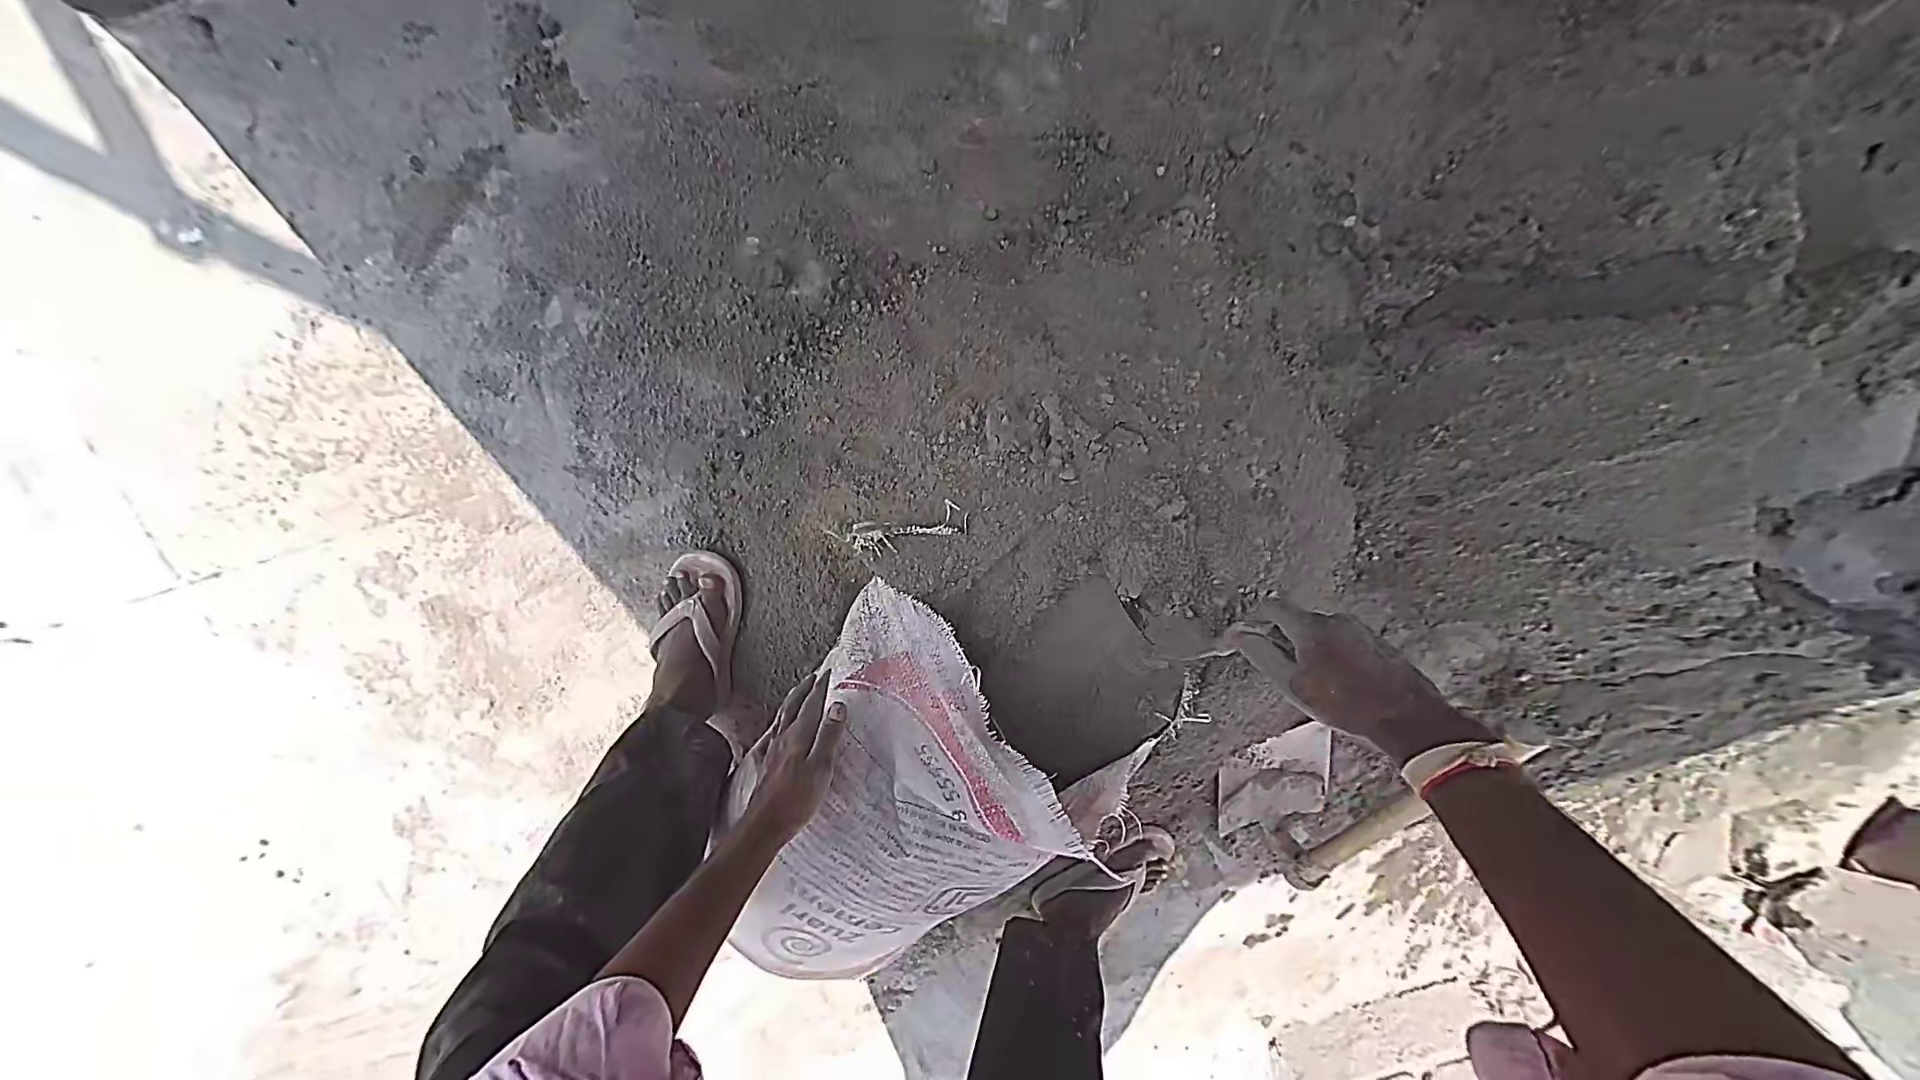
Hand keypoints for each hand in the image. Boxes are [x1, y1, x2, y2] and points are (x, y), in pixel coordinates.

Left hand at [741, 671, 847, 842]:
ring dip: (792, 701)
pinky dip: (781, 722)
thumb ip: (829, 735)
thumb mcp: (821, 766)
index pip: (811, 704)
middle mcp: (783, 738)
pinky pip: (775, 733)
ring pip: (783, 717)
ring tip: (799, 693)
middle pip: (793, 706)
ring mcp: (773, 750)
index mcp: (798, 735)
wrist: (766, 824)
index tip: (828, 673)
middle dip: (804, 689)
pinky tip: (780, 728)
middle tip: (813, 677)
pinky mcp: (768, 763)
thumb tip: (837, 706)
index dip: (820, 687)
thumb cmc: (796, 798)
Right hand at [1229, 596, 1496, 765]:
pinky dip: (1327, 652)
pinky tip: (1332, 680)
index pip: (1271, 607)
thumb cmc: (1347, 706)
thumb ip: (1261, 654)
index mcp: (1311, 626)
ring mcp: (1358, 629)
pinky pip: (1338, 639)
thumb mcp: (1292, 684)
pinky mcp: (1374, 641)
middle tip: (1277, 666)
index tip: (1243, 637)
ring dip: (1305, 647)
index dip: (1252, 620)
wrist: (1407, 720)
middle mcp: (1335, 619)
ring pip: (1317, 630)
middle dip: (1280, 637)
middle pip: (1295, 618)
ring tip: (1308, 679)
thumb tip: (1239, 635)